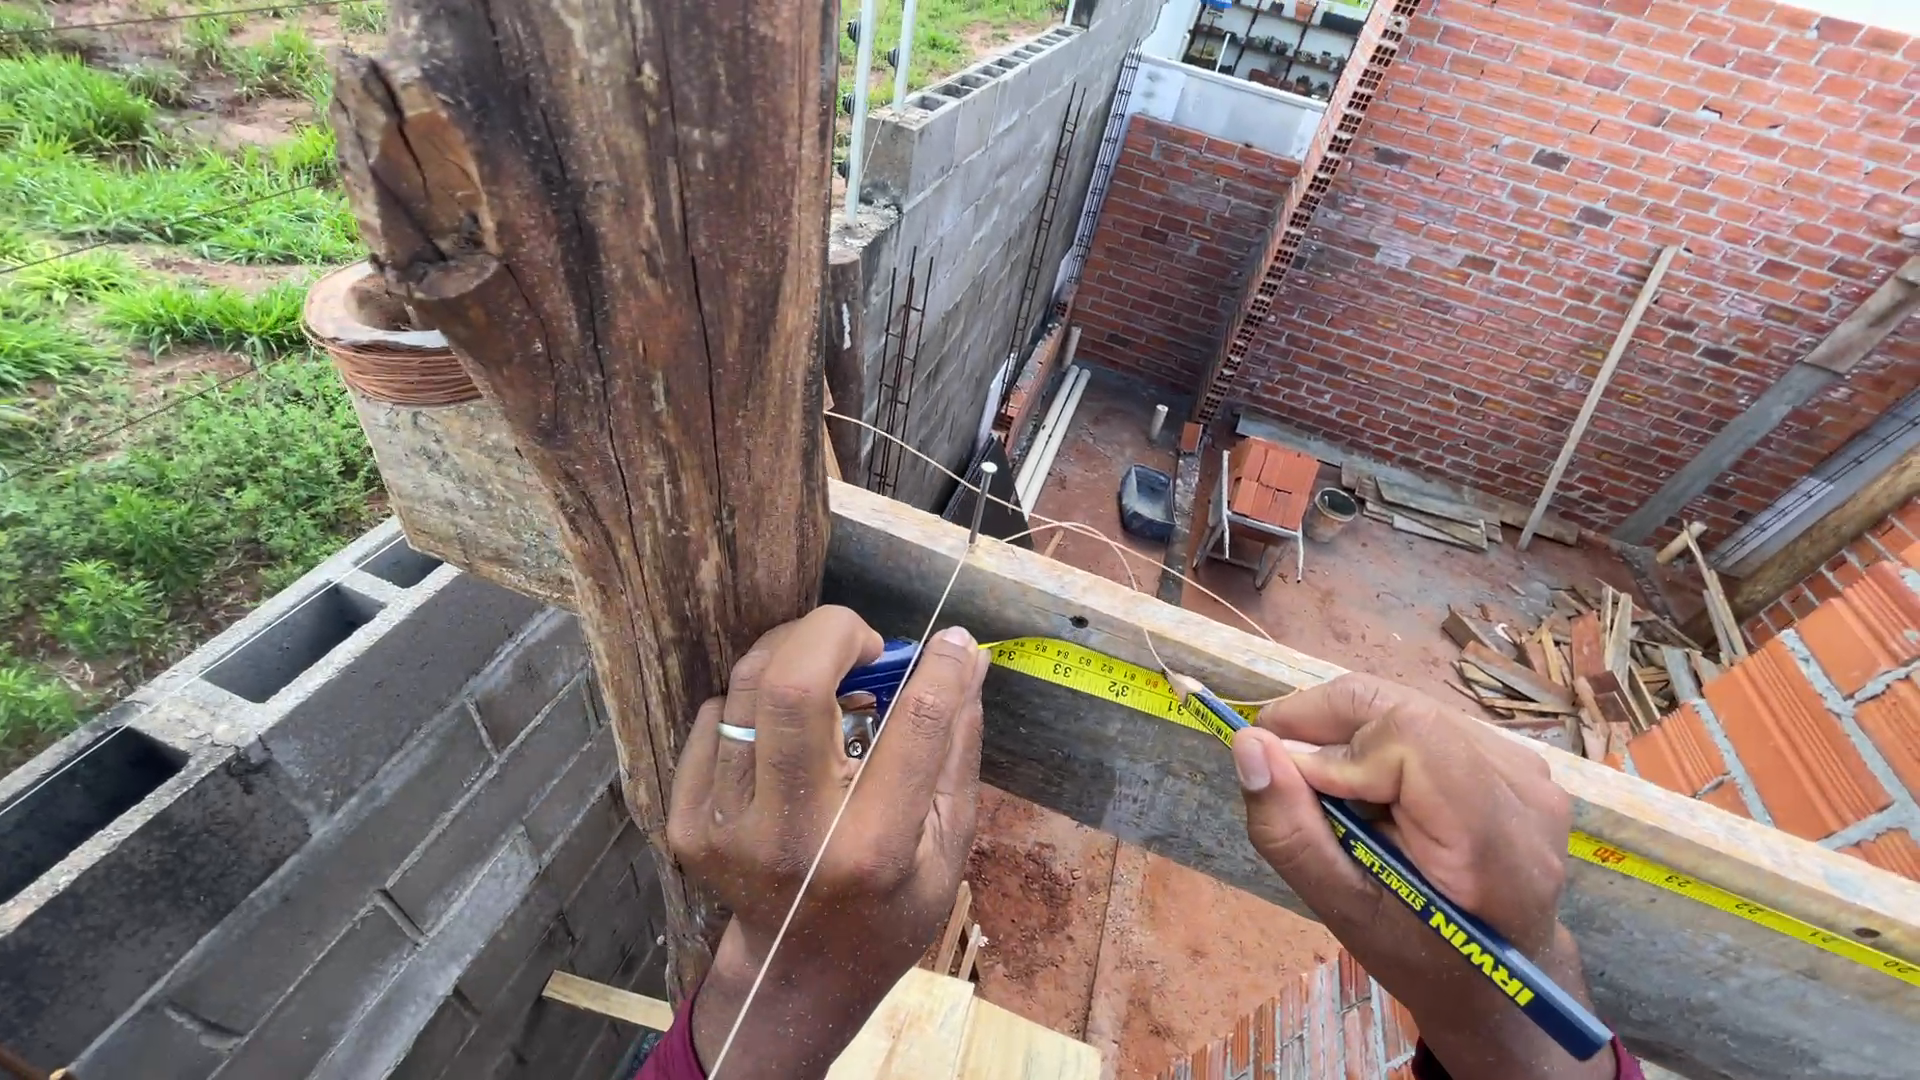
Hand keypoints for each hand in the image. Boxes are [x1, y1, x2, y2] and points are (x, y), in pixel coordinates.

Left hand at [667, 607, 987, 1077]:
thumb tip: (966, 656)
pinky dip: (756, 697)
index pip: (914, 725)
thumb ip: (957, 744)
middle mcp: (793, 835)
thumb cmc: (892, 906)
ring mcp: (728, 829)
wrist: (796, 977)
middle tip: (863, 643)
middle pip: (793, 686)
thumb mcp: (950, 842)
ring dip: (795, 653)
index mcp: (874, 848)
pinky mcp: (689, 823)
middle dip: (834, 632)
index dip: (940, 667)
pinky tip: (785, 724)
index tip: (952, 641)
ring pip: (747, 687)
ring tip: (828, 669)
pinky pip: (714, 716)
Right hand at [1234, 674, 1614, 1079]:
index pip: (1409, 737)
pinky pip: (1412, 710)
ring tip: (1330, 785)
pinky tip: (1365, 779)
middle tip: (1287, 768)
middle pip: (1396, 705)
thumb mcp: (1337, 905)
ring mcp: (1521, 764)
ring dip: (1341, 731)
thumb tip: (1248, 741)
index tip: (1297, 788)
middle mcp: (1521, 788)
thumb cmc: (1412, 947)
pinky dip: (1366, 732)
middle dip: (1320, 724)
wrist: (1488, 969)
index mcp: (1493, 844)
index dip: (1335, 751)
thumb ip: (1288, 828)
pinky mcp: (1505, 750)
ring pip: (1396, 700)